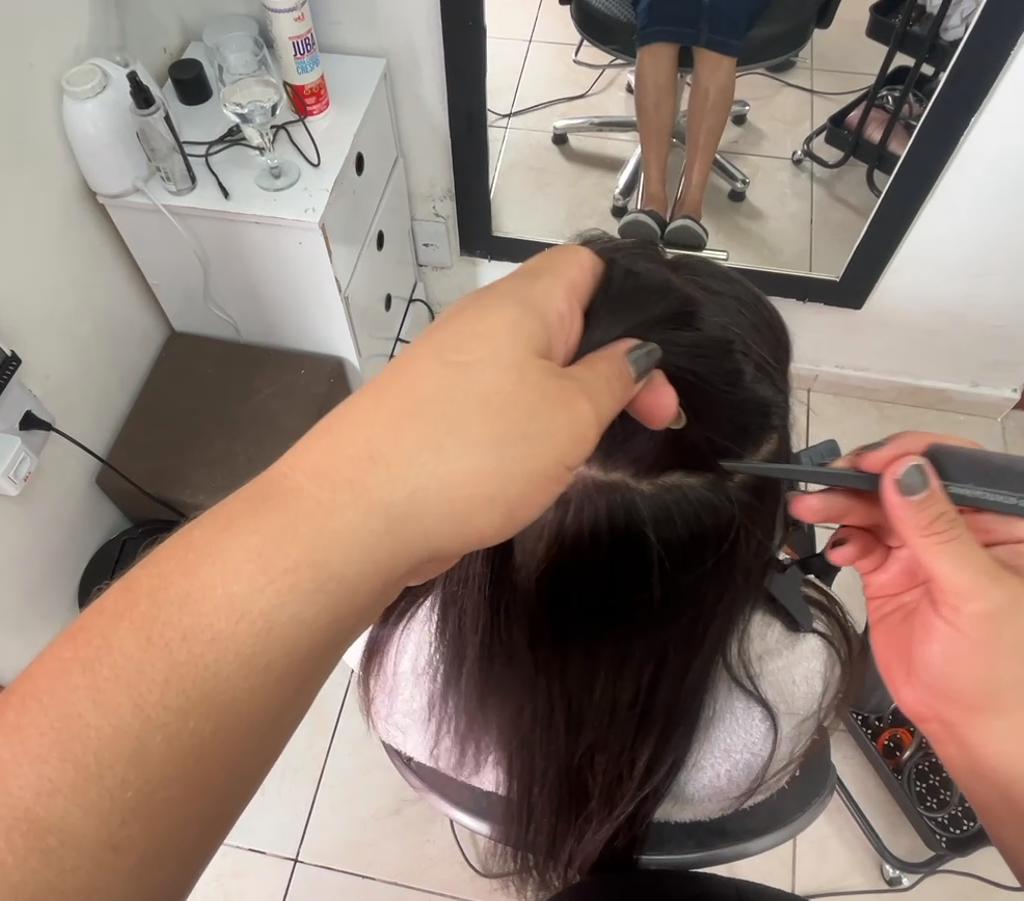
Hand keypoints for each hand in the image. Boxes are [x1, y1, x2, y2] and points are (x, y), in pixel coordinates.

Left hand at [268, 245, 679, 581]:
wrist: (362, 514)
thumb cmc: (479, 452)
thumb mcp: (570, 414)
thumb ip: (614, 376)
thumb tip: (637, 352)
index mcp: (521, 303)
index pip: (589, 263)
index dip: (636, 297)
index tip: (661, 360)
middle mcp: (482, 325)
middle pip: (566, 321)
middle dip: (615, 364)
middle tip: (656, 418)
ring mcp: (452, 371)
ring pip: (533, 370)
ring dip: (574, 402)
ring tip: (598, 446)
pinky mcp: (434, 415)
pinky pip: (500, 406)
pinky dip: (531, 428)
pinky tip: (543, 466)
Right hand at [789, 434, 1023, 751]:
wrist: (979, 729)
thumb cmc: (1003, 666)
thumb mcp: (978, 593)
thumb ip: (939, 530)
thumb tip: (904, 470)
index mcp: (1006, 521)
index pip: (960, 467)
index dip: (913, 456)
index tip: (869, 461)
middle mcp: (963, 528)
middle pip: (906, 486)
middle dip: (863, 482)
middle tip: (822, 484)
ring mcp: (923, 552)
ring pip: (877, 512)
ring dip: (841, 507)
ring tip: (805, 508)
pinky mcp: (890, 575)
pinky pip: (861, 542)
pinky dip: (844, 541)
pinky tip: (837, 552)